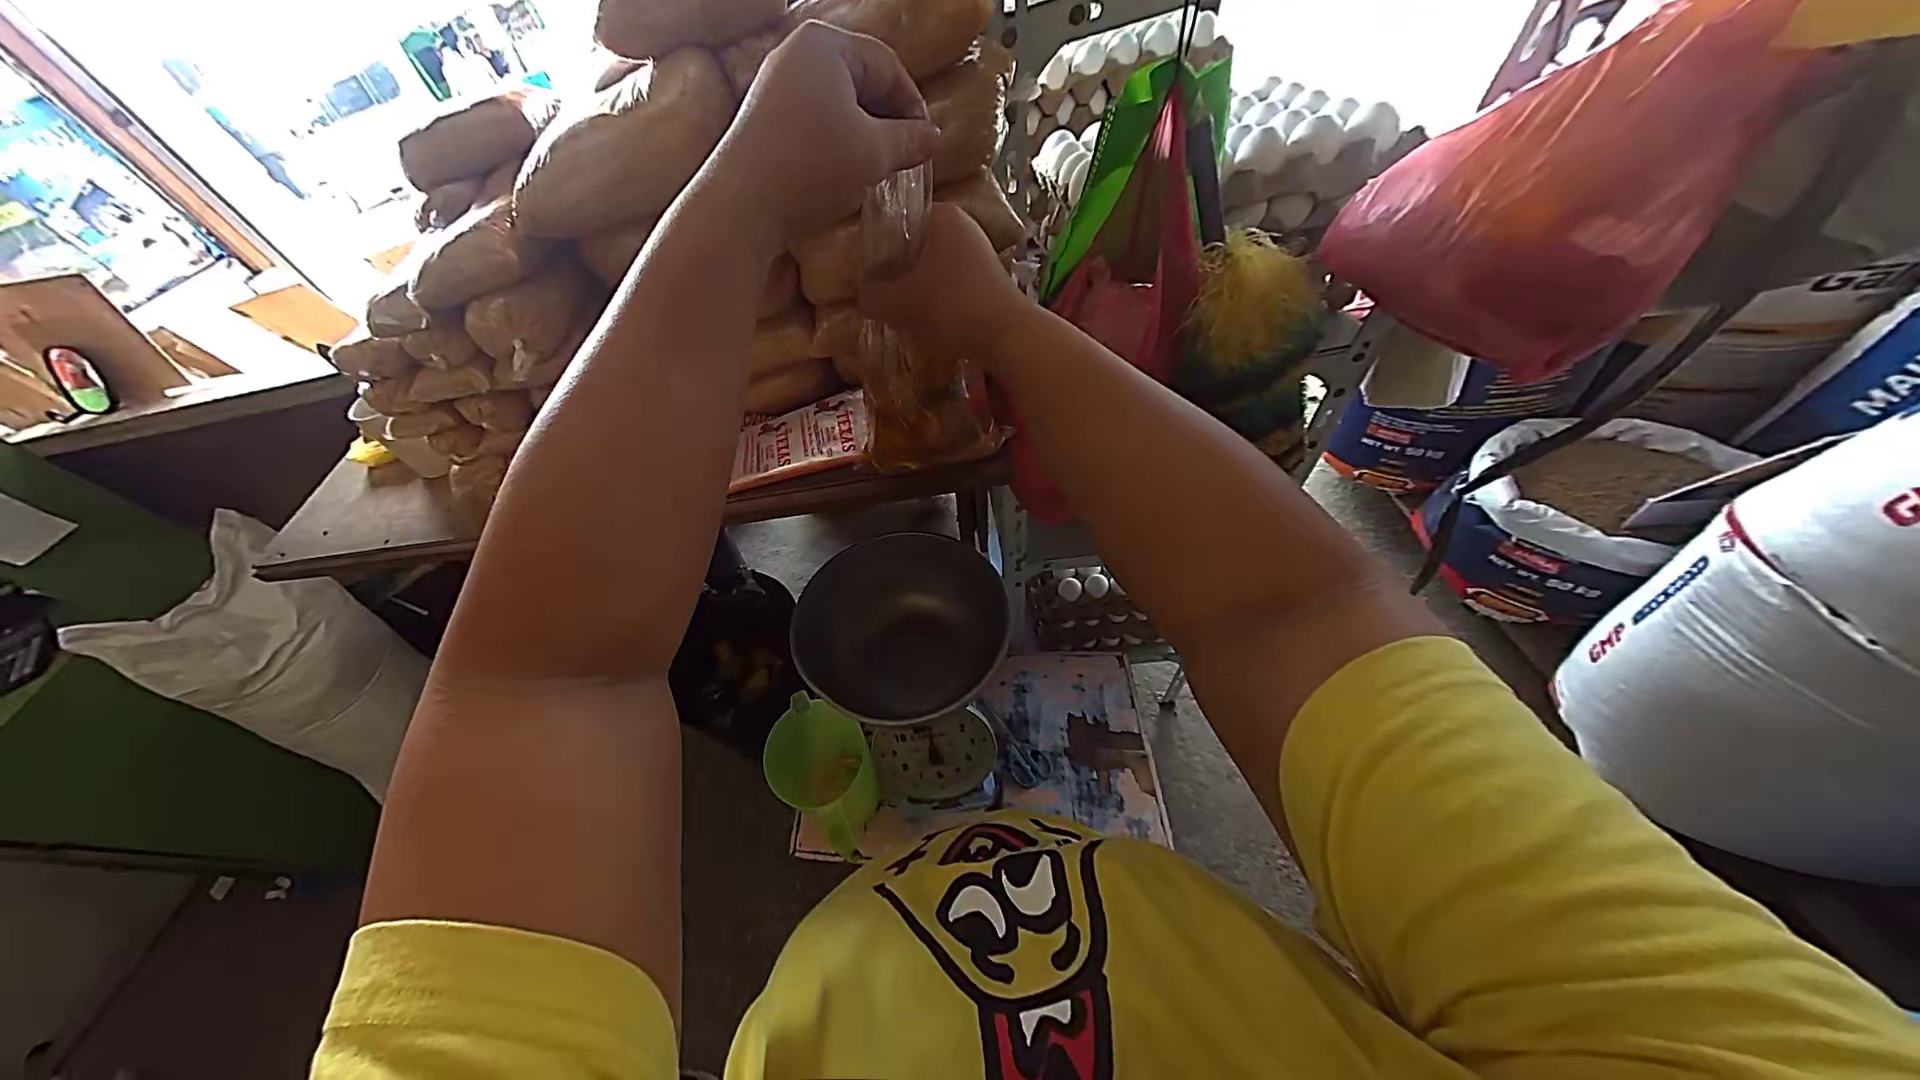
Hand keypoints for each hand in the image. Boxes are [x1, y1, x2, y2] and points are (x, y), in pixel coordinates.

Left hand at [710, 22, 937, 247]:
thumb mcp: (873, 153)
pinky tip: (847, 171)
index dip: (914, 105)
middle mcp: (797, 53)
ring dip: (866, 133)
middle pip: (862, 80)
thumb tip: (934, 137)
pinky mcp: (766, 117)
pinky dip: (840, 141)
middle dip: (889, 118)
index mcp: (826, 45)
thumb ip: (910, 140)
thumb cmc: (812, 167)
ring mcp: (777, 85)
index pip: (888, 65)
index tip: (928, 144)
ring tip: (881, 167)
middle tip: (907, 156)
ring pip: (839, 103)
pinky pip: (817, 119)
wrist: (743, 204)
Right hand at [859, 203, 1030, 364]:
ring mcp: (980, 254)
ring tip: (899, 309)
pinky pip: (953, 285)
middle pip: (917, 245)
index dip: (878, 245)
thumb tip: (861, 295)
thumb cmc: (950, 307)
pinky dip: (938, 299)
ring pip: (935, 267)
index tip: (866, 270)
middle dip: (898, 269)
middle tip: (879, 292)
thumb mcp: (899, 303)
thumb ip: (873, 295)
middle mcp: (964, 227)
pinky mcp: (990, 281)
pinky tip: (927, 320)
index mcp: (941, 215)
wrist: (1007, 336)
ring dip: (918, 287)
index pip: (898, 220)